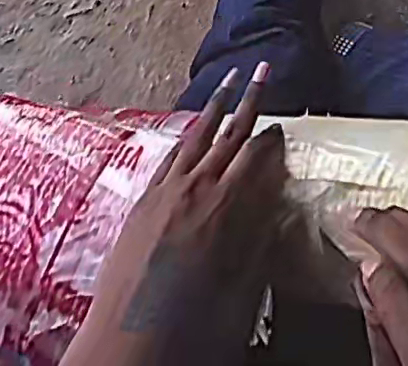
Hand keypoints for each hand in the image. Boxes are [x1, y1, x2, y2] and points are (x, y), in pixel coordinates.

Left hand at [61, 64, 286, 365]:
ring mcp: (166, 189)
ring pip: (198, 136)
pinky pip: (171, 155)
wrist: (125, 348)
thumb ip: (258, 242)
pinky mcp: (144, 199)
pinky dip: (187, 136)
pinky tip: (192, 126)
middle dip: (249, 99)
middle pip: (228, 134)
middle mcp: (195, 188)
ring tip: (229, 79)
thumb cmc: (191, 331)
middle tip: (261, 69)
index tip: (282, 124)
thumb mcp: (241, 292)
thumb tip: (273, 205)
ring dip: (216, 105)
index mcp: (223, 210)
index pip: (254, 158)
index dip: (270, 138)